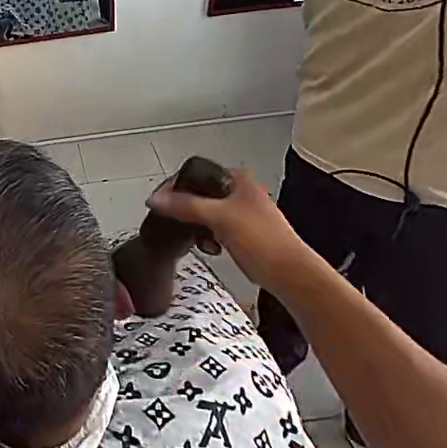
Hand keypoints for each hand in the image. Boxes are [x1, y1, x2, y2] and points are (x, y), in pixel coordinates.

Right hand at [146, 170, 330, 297]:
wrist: (289, 273)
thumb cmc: (264, 242)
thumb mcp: (218, 217)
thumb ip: (185, 206)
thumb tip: (158, 199)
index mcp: (236, 179)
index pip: (196, 174)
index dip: (174, 187)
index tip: (158, 202)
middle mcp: (239, 191)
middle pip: (199, 194)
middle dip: (185, 210)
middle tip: (174, 222)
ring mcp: (242, 212)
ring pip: (206, 214)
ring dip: (198, 227)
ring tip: (199, 239)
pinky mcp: (242, 233)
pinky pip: (215, 230)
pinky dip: (209, 237)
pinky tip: (212, 247)